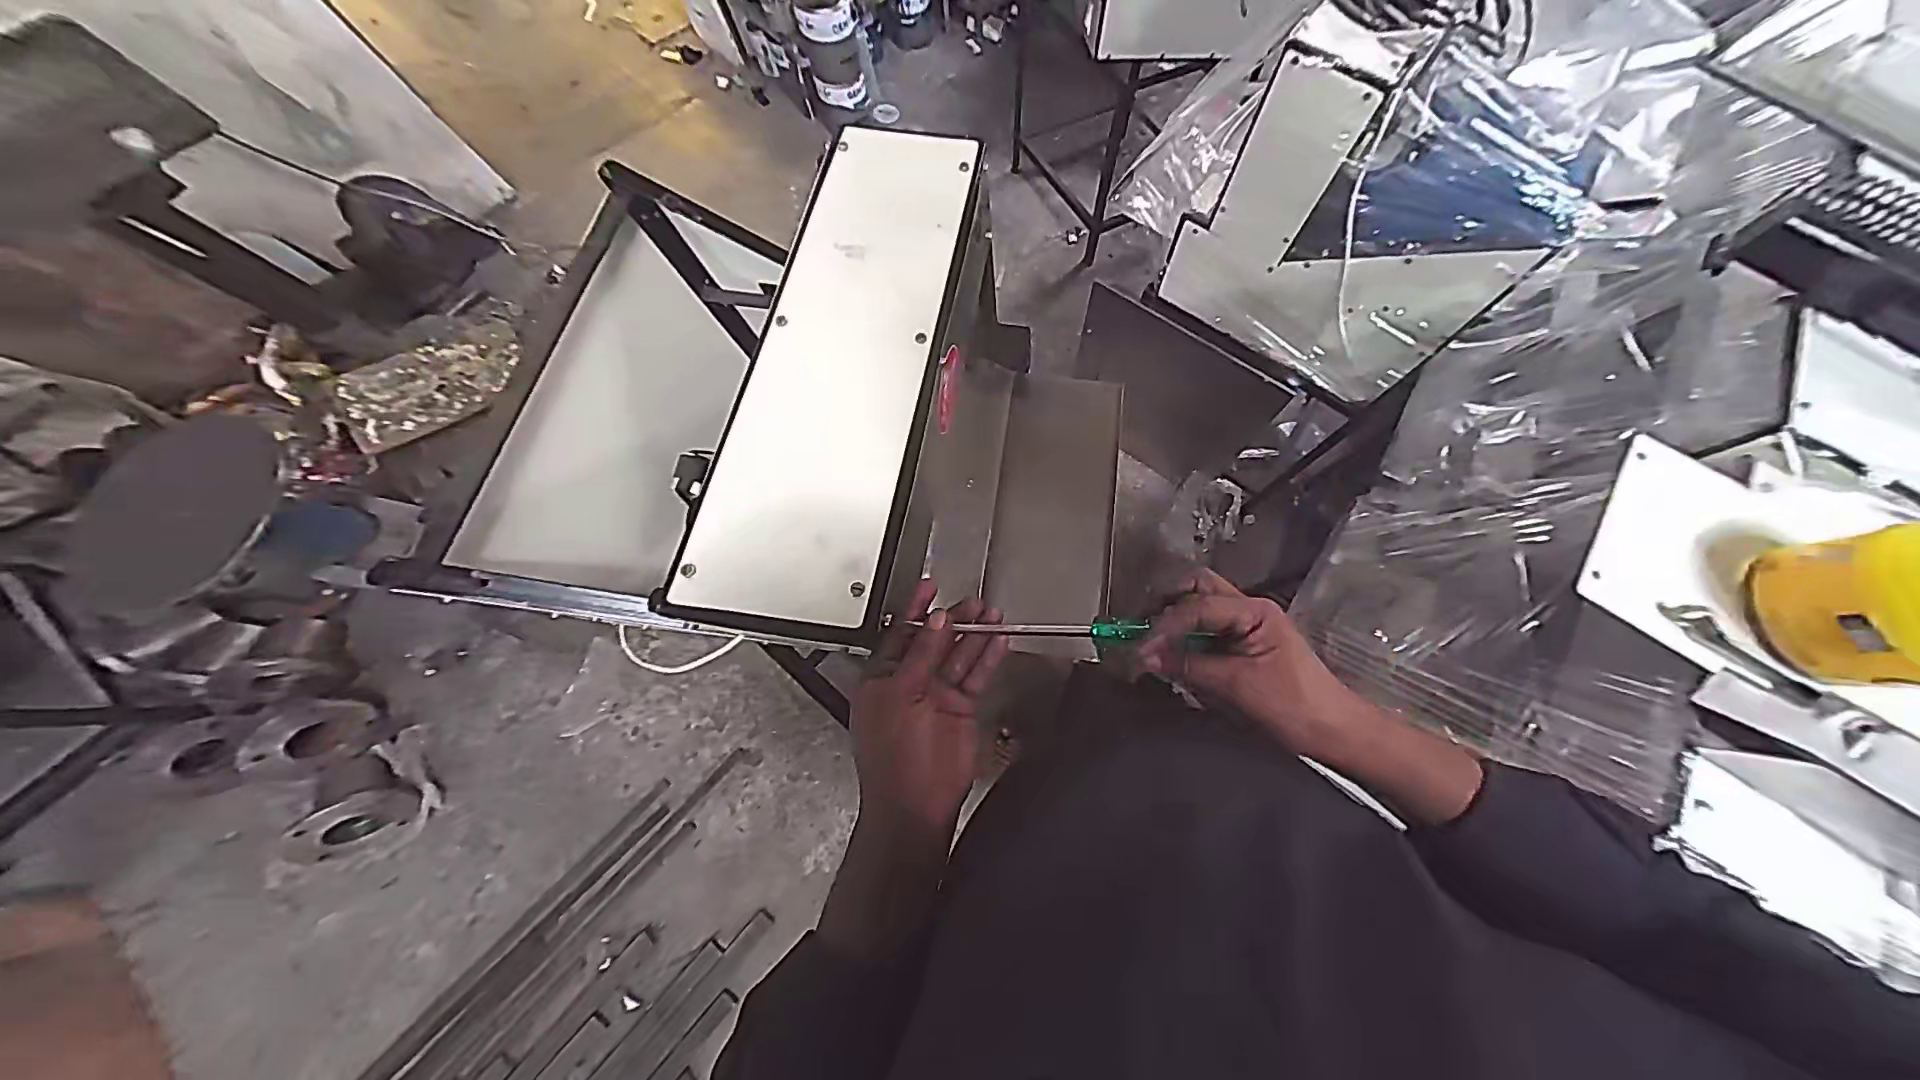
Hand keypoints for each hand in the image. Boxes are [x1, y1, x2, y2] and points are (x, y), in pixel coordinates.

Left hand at [851, 579, 1010, 843]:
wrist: (915, 803)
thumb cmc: (893, 758)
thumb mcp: (901, 695)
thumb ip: (921, 655)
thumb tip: (935, 621)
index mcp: (883, 677)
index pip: (902, 633)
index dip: (916, 609)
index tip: (929, 587)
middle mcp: (910, 682)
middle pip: (935, 640)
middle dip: (954, 619)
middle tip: (972, 602)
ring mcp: (936, 694)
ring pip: (959, 655)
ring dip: (975, 634)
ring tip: (991, 613)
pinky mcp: (961, 707)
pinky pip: (976, 675)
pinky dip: (987, 658)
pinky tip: (998, 641)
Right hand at [1132, 569, 1361, 759]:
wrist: (1334, 733)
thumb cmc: (1295, 707)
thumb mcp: (1238, 686)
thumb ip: (1189, 666)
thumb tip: (1146, 656)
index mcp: (1255, 611)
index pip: (1197, 606)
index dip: (1165, 626)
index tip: (1142, 648)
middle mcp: (1248, 610)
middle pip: (1196, 589)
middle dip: (1166, 604)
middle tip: (1143, 628)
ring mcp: (1245, 626)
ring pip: (1198, 606)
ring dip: (1173, 620)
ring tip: (1152, 643)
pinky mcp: (1241, 646)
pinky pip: (1204, 632)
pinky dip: (1183, 640)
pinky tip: (1172, 656)